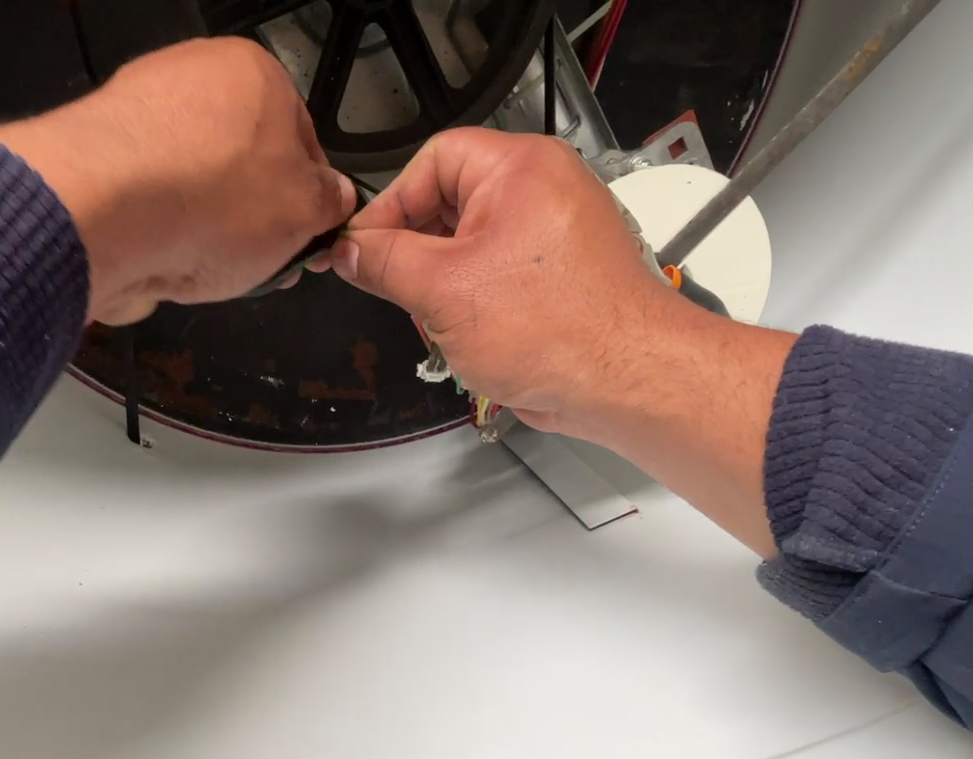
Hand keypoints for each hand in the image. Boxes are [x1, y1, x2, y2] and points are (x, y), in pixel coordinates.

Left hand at [0, 38, 356, 323]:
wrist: (107, 214)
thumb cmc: (220, 201)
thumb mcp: (304, 211)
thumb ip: (328, 203)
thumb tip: (335, 199)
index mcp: (254, 73)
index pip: (301, 139)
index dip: (308, 200)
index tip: (305, 241)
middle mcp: (192, 79)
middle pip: (244, 163)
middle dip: (257, 220)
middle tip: (264, 266)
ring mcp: (140, 116)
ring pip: (197, 188)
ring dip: (211, 232)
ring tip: (212, 268)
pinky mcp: (101, 161)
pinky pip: (153, 205)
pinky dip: (165, 235)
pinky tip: (169, 260)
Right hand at [329, 128, 793, 555]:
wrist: (625, 382)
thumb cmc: (552, 329)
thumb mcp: (443, 292)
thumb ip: (385, 263)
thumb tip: (346, 250)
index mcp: (518, 170)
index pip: (432, 162)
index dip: (390, 207)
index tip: (360, 250)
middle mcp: (540, 193)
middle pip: (448, 208)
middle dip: (418, 259)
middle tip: (402, 295)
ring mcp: (550, 238)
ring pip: (467, 252)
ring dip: (443, 293)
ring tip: (448, 328)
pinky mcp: (555, 279)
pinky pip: (493, 279)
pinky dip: (472, 308)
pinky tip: (473, 342)